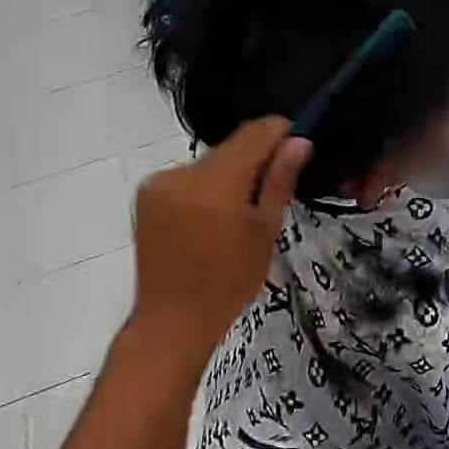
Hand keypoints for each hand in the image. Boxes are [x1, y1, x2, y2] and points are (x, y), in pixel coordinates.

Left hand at [129, 117, 311, 358]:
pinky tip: (219, 213)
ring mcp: (158, 183)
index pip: (254, 135)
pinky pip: (190, 176)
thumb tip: (299, 141)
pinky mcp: (147, 194)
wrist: (174, 318)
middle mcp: (180, 174)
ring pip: (211, 162)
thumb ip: (280, 181)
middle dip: (259, 156)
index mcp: (215, 184)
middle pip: (231, 147)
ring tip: (249, 206)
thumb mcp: (266, 231)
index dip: (280, 130)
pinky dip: (211, 184)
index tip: (301, 138)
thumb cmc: (231, 280)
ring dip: (234, 171)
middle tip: (281, 182)